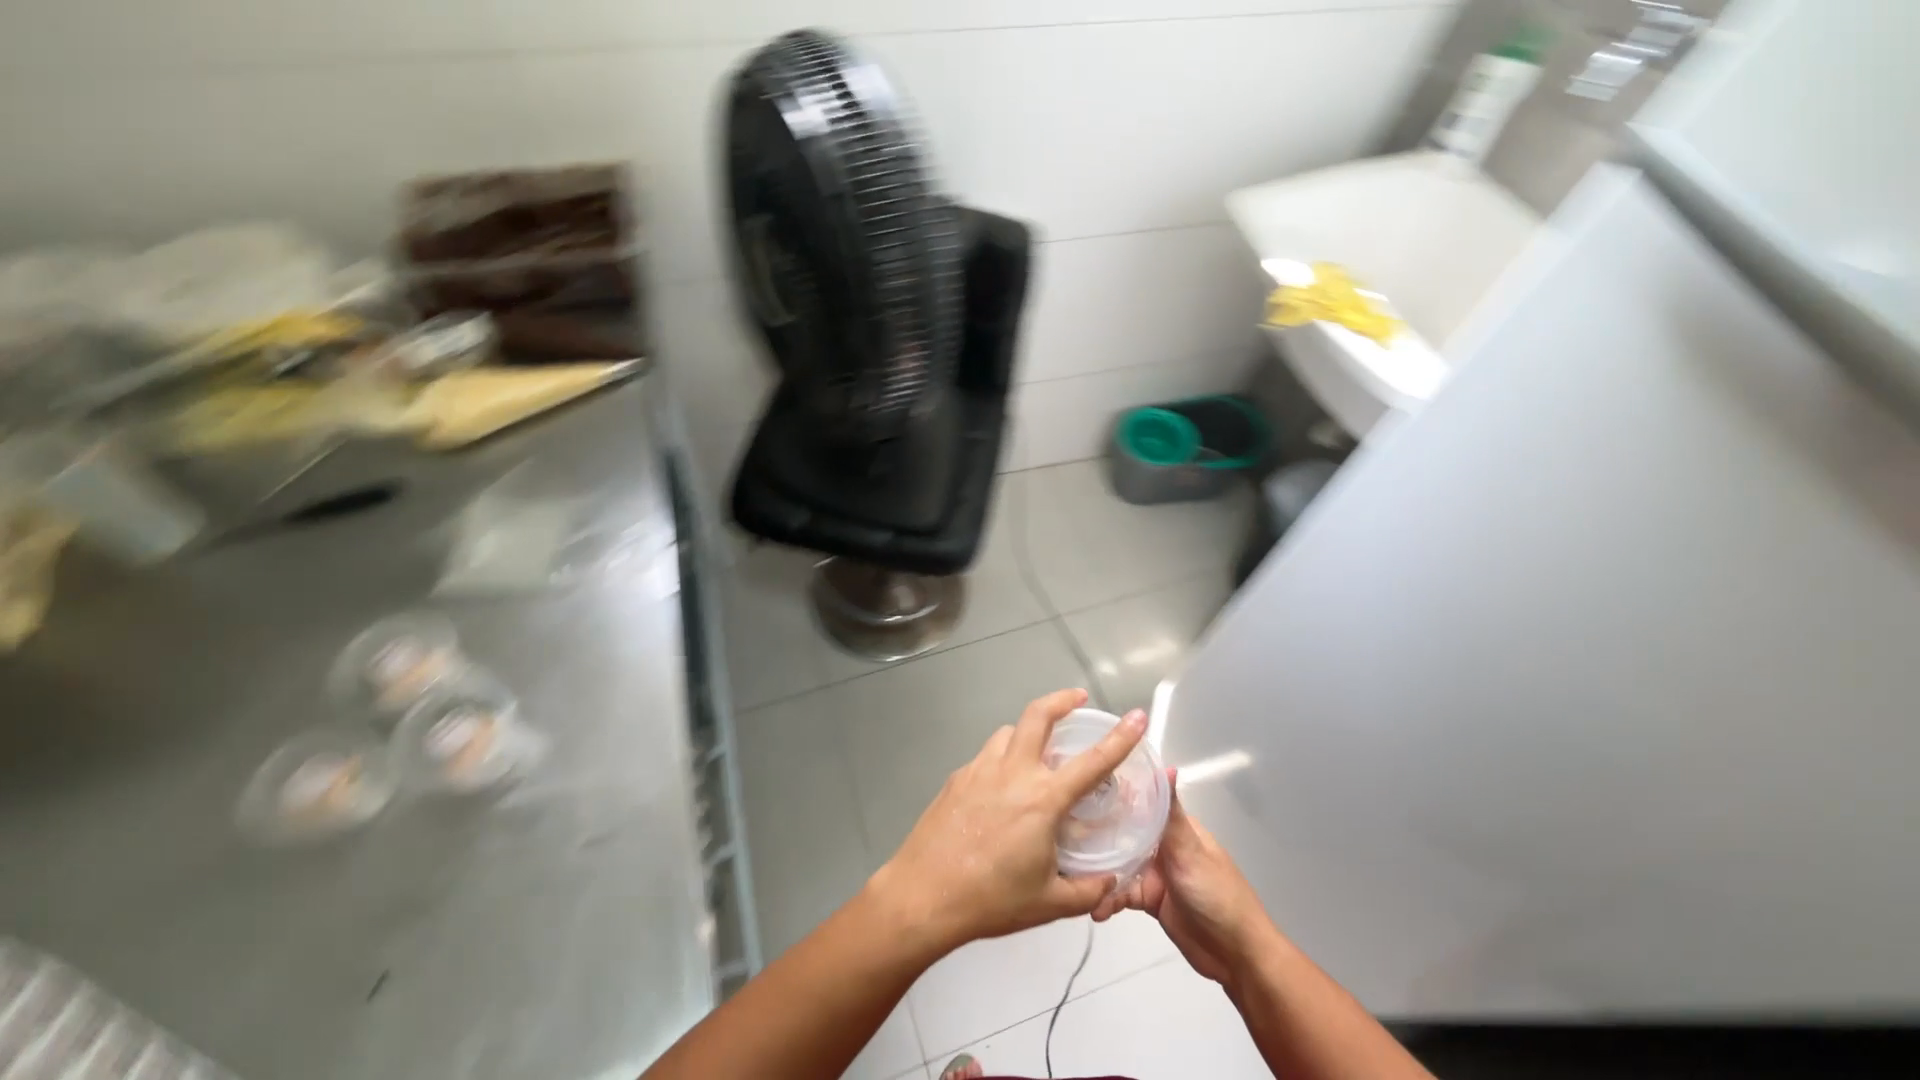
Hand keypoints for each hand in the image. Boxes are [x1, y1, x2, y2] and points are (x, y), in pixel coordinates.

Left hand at [870, 689, 1148, 951]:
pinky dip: (1001, 758)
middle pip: (1037, 716)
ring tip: (1037, 749)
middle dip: (1061, 699)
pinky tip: (1001, 787)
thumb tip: (1110, 882)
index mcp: (1043, 799)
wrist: (923, 896)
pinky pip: (985, 756)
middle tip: (1077, 699)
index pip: (1093, 761)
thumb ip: (1088, 890)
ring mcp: (979, 771)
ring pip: (1007, 733)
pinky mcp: (955, 780)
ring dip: (1027, 732)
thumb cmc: (991, 900)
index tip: (1137, 717)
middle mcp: (1012, 773)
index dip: (1120, 737)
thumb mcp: (1049, 903)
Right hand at [1091, 775, 1274, 989]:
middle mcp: (1163, 846)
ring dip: (1100, 874)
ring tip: (1076, 883)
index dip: (1113, 796)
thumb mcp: (1191, 853)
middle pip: (1124, 834)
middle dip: (1097, 837)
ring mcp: (1156, 873)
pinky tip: (1094, 909)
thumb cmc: (1217, 895)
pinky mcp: (1150, 900)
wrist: (1236, 954)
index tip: (1078, 790)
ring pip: (1119, 865)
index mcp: (1176, 828)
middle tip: (1063, 839)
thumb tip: (1166, 766)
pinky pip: (1122, 893)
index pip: (1141, 803)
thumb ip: (1171, 815)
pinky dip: (1108, 899)